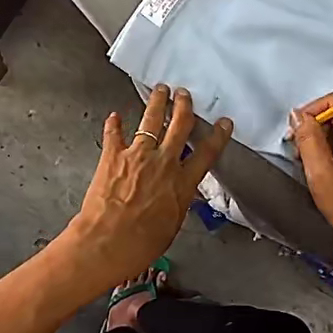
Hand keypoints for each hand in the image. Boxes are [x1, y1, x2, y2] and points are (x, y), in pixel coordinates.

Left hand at [56, 85, 232, 289]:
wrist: (107, 242)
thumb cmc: (141, 242)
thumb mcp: (173, 224)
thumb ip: (179, 202)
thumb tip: (179, 195)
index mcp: (182, 182)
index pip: (207, 152)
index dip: (218, 135)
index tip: (224, 124)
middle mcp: (164, 163)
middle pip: (180, 126)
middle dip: (184, 106)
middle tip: (186, 95)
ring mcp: (138, 156)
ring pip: (151, 120)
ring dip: (157, 102)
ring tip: (161, 90)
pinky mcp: (113, 157)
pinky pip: (114, 134)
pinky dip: (114, 124)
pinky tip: (114, 116)